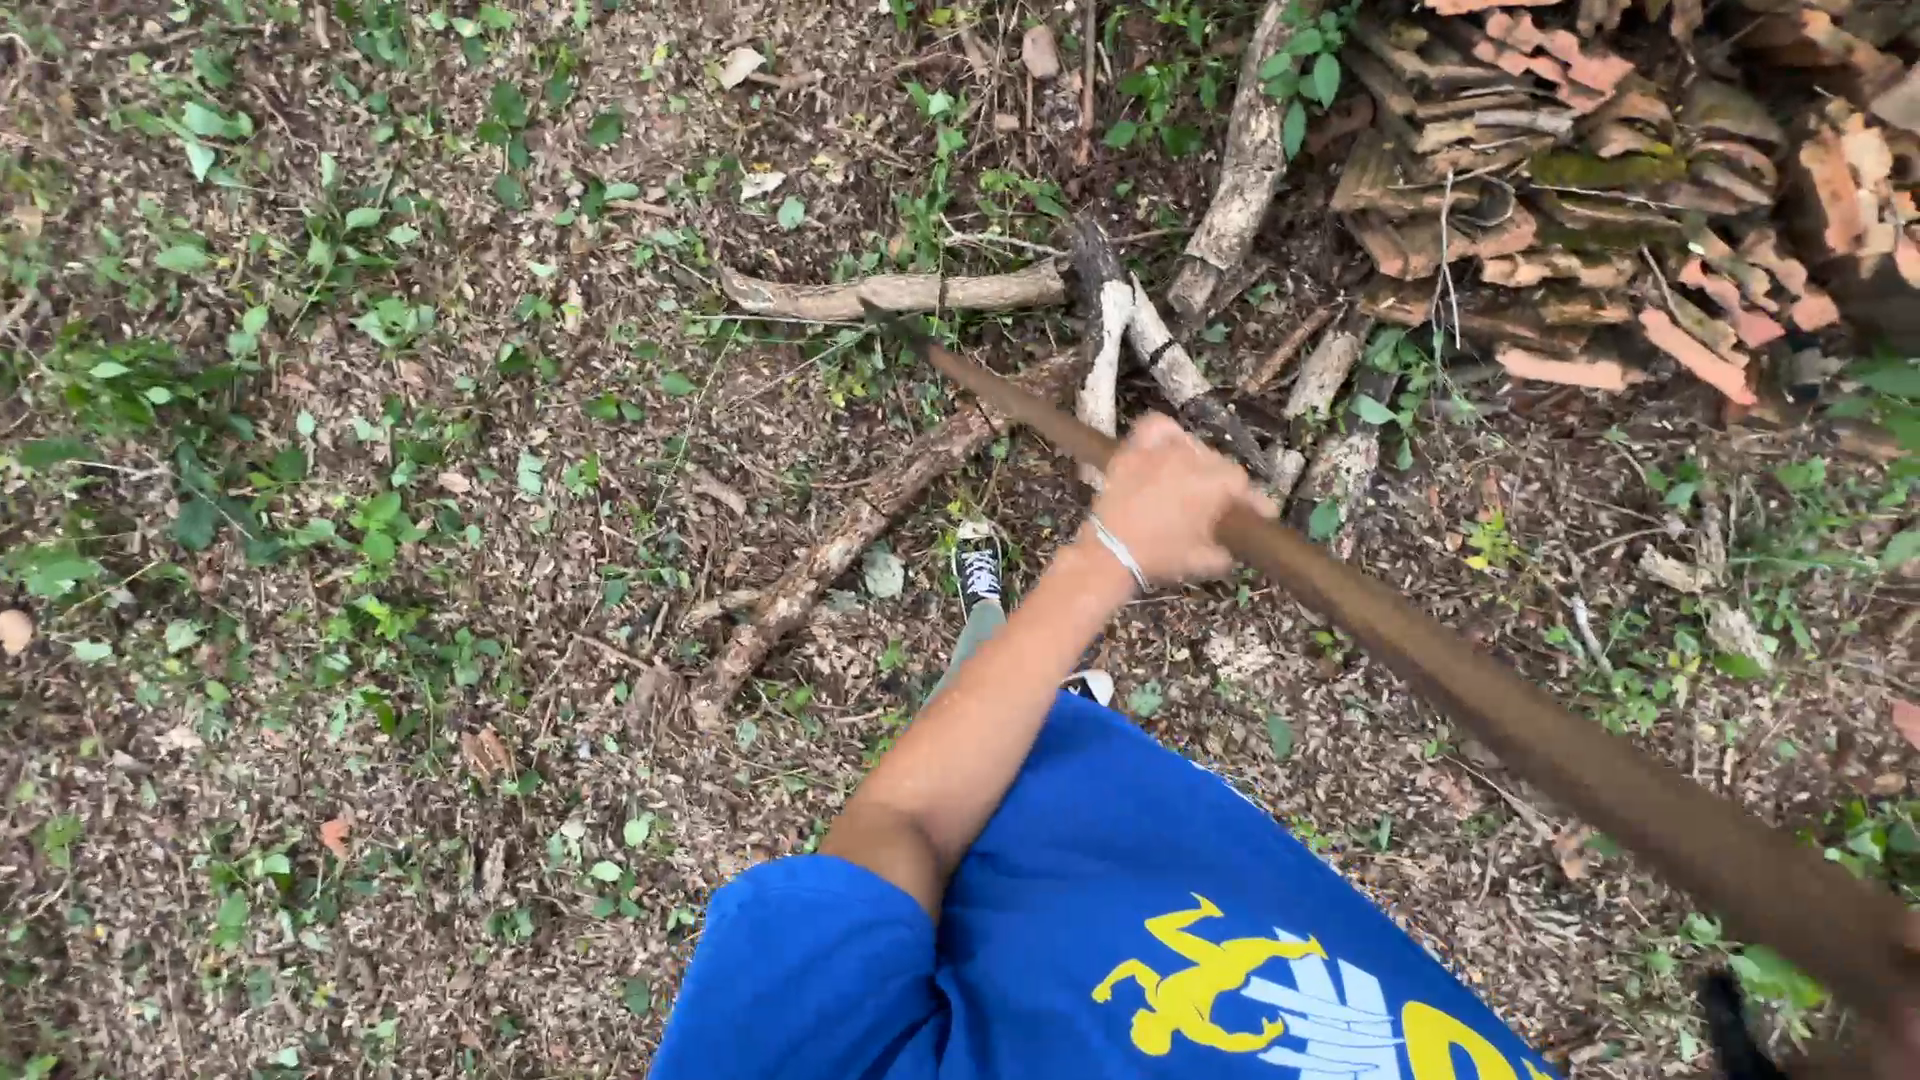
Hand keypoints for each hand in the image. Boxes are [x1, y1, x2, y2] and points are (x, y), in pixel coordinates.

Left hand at [1086, 413, 1275, 586]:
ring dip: (1199, 462)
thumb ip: (1227, 551)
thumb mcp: (1203, 561)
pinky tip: (1170, 448)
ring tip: (1193, 481)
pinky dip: (1168, 433)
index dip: (1251, 500)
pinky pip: (1157, 428)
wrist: (1109, 551)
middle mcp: (1191, 460)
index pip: (1242, 482)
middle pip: (1219, 463)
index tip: (1258, 514)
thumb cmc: (1159, 557)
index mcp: (1213, 485)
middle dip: (1224, 484)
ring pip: (1192, 446)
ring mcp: (1160, 452)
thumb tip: (1234, 549)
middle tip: (1220, 504)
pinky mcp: (1133, 451)